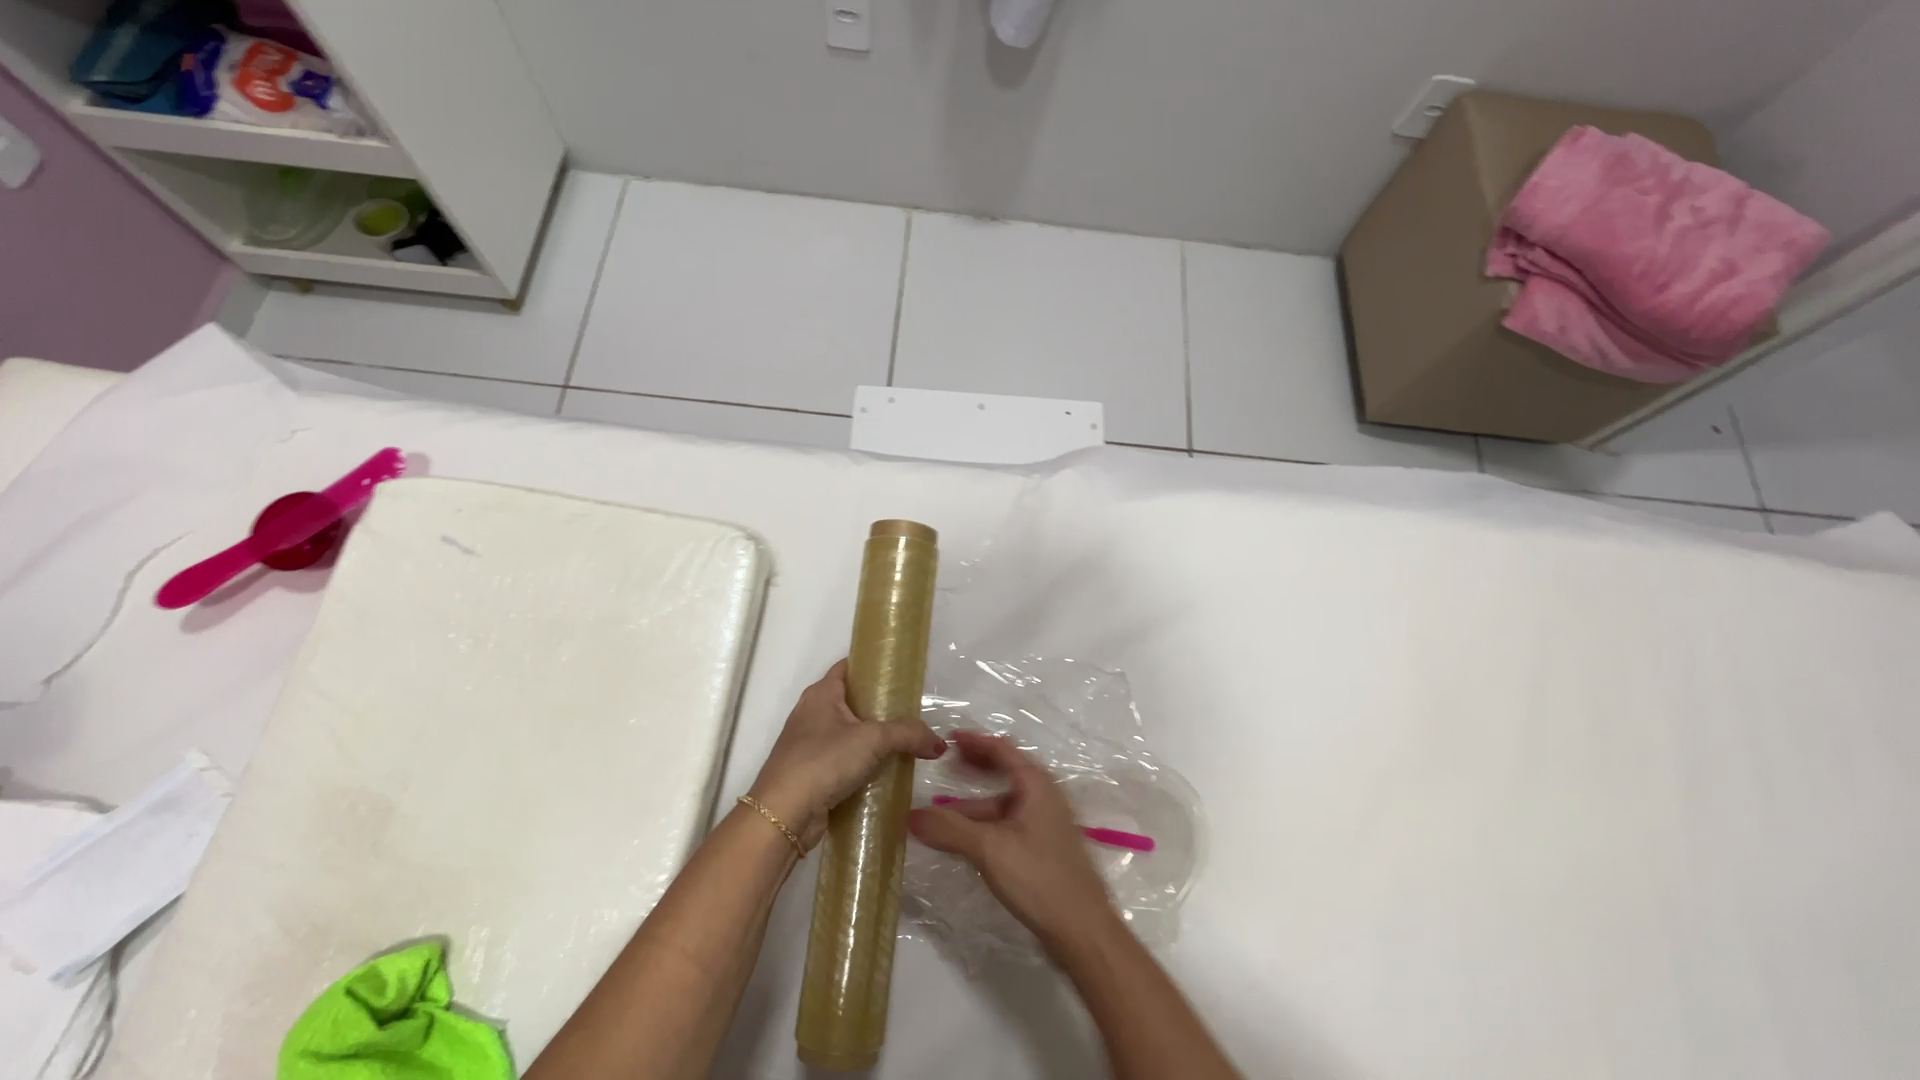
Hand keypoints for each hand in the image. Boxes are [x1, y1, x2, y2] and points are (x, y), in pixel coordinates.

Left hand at [748, 660, 946, 850]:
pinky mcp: (813, 774)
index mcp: (821, 694)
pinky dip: (864, 766)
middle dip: (882, 708)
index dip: (874, 666)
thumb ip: (908, 734)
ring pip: (850, 735)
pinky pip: (845, 762)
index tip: (903, 674)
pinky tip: (887, 774)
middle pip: (853, 702)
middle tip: (914, 714)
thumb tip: (938, 744)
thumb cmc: (823, 761)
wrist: (784, 813)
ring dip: (874, 741)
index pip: (849, 668)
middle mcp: (812, 714)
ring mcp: (810, 745)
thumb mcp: (873, 740)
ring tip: (908, 745)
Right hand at [907, 731, 1119, 952]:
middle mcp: (1044, 798)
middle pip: (1006, 773)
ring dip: (975, 805)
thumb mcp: (989, 849)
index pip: (1003, 750)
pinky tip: (966, 841)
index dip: (976, 741)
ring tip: (941, 814)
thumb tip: (910, 815)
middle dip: (975, 769)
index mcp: (1036, 785)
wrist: (1082, 928)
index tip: (949, 737)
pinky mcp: (1044, 850)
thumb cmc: (1039, 877)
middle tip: (946, 766)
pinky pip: (1009, 825)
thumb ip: (949, 829)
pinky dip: (985, 825)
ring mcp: (1046, 825)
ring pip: (1005, 805)